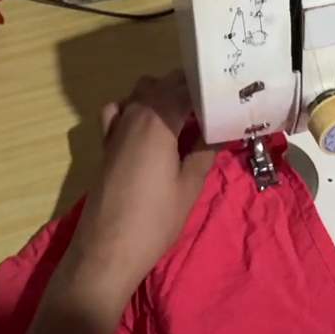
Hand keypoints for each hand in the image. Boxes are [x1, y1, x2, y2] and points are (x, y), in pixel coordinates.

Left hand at [60, 73, 215, 305]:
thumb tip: (221, 129)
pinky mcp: (106, 141)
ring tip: (186, 113)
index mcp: (159, 120)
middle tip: (214, 106)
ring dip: (164, 92)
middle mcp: (136, 112)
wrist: (106, 251)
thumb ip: (205, 151)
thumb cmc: (153, 221)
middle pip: (166, 82)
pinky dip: (133, 105)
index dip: (209, 90)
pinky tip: (147, 124)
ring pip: (143, 88)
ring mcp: (117, 124)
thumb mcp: (189, 187)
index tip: (228, 97)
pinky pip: (119, 107)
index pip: (188, 88)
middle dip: (191, 88)